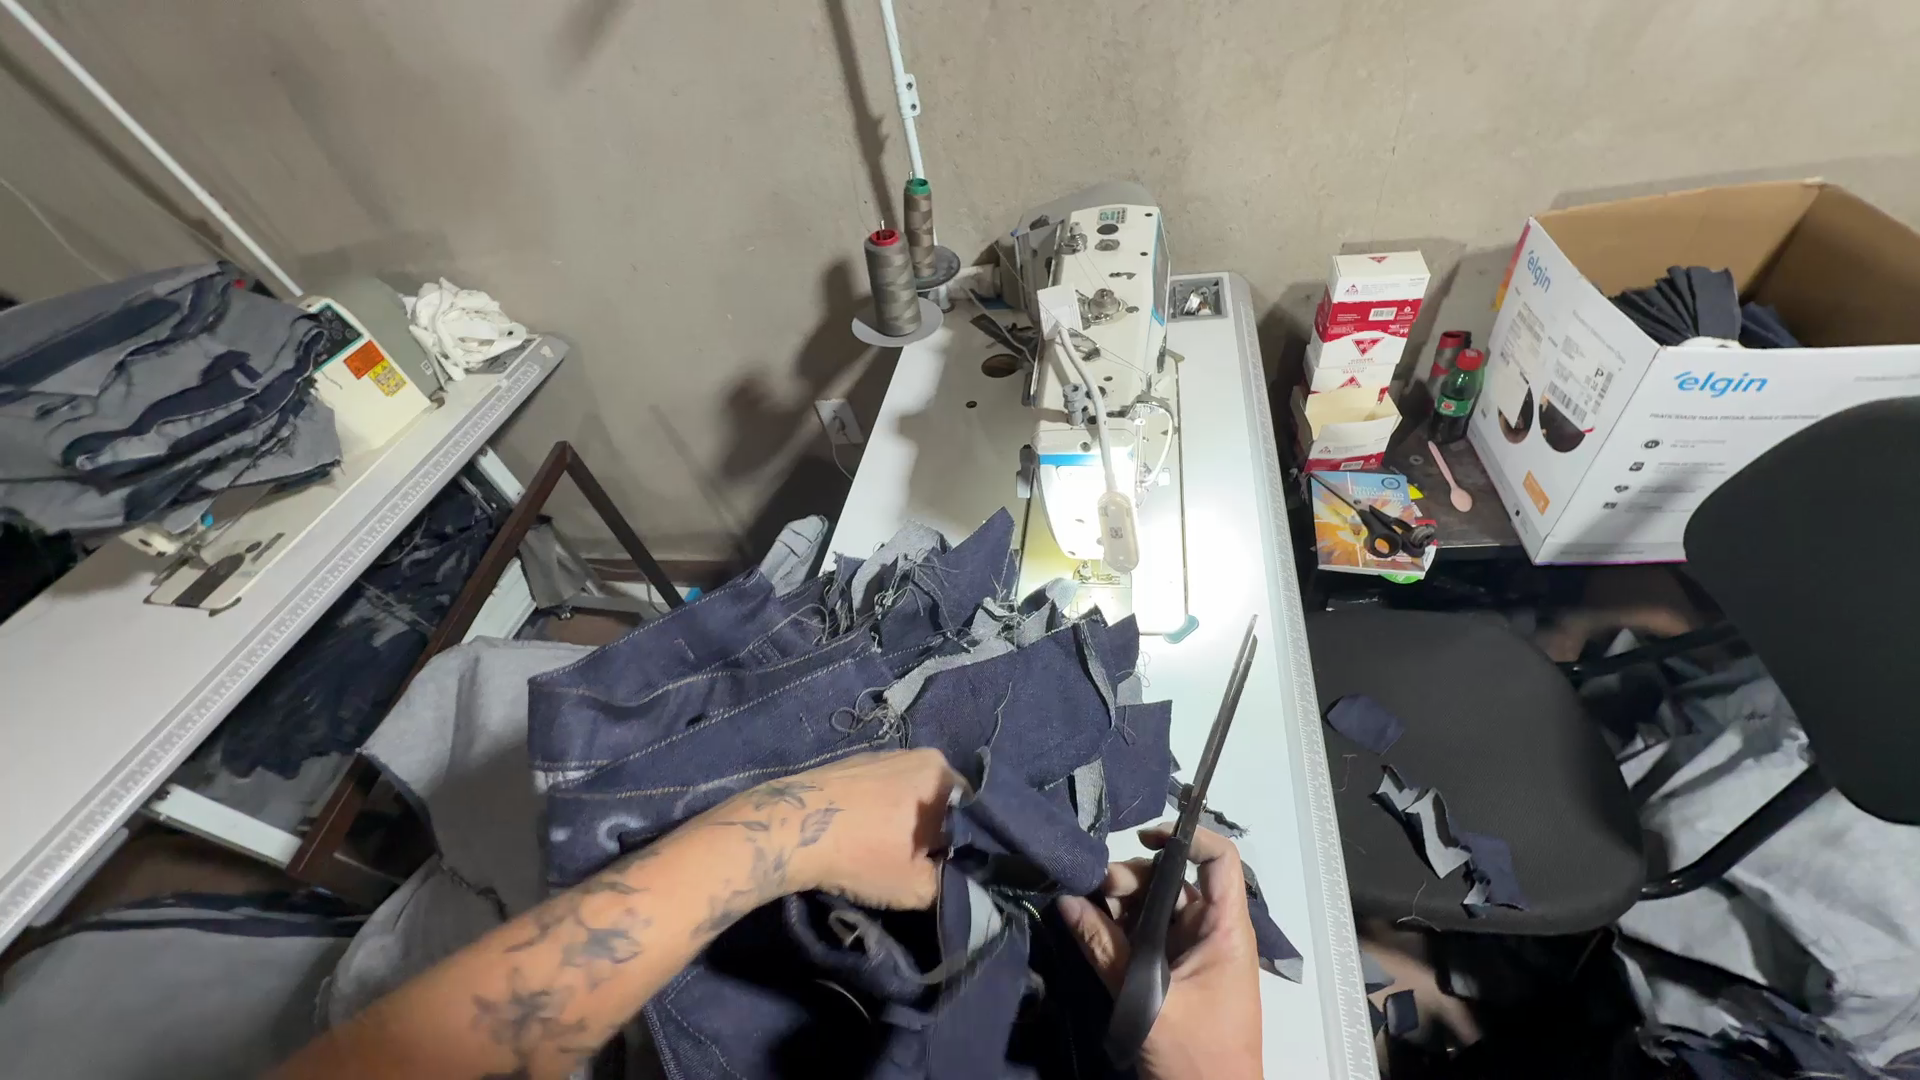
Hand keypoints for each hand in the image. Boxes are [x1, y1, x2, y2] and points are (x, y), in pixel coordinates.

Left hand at [726, 748, 960, 909]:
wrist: (789, 830)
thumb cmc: (862, 853)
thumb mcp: (917, 887)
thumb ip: (953, 887)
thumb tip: (964, 884)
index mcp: (940, 772)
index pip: (971, 812)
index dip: (962, 844)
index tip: (947, 868)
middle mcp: (916, 754)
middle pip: (939, 801)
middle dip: (931, 832)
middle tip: (915, 864)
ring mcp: (881, 755)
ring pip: (908, 796)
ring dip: (904, 822)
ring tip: (883, 852)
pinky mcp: (851, 764)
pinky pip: (880, 790)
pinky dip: (878, 812)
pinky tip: (859, 837)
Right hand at [1057, 826, 1262, 1079]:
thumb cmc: (1197, 1057)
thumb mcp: (1148, 1001)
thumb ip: (1106, 949)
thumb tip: (1067, 901)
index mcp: (1224, 929)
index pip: (1219, 859)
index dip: (1187, 836)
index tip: (1144, 839)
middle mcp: (1209, 929)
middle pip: (1173, 878)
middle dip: (1133, 875)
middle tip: (1096, 887)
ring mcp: (1190, 949)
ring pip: (1154, 903)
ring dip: (1121, 899)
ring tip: (1088, 907)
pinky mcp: (1172, 968)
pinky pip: (1145, 931)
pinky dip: (1120, 924)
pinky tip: (1091, 923)